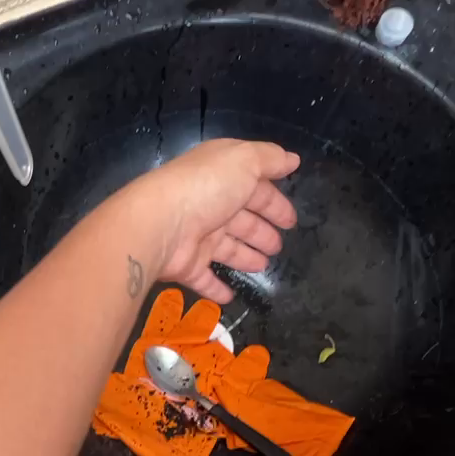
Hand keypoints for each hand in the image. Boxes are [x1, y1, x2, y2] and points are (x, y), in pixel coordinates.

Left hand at [121, 139, 300, 303]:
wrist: (160, 224)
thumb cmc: (206, 188)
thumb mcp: (244, 161)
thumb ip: (270, 159)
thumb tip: (293, 159)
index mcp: (222, 178)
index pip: (254, 189)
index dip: (274, 203)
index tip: (291, 221)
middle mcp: (209, 205)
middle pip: (241, 221)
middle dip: (261, 232)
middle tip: (278, 246)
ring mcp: (196, 237)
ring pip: (226, 249)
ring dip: (245, 257)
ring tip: (263, 266)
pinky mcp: (187, 265)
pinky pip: (204, 279)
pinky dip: (216, 288)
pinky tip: (230, 296)